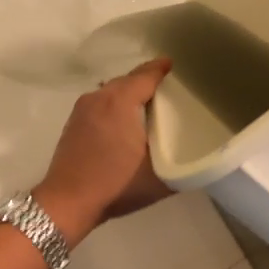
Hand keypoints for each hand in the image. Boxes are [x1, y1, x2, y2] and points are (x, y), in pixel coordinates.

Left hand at [32, 58, 174, 245]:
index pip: (146, 75)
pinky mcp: (72, 123)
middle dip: (146, 80)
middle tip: (168, 89)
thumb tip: (201, 160)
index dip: (162, 69)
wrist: (67, 202)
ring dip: (128, 93)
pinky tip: (124, 121)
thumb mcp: (161, 178)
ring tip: (148, 104)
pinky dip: (114, 105)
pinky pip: (99, 103)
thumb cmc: (116, 185)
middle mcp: (99, 97)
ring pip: (111, 91)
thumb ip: (185, 165)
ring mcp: (82, 109)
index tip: (176, 66)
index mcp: (120, 101)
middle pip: (127, 80)